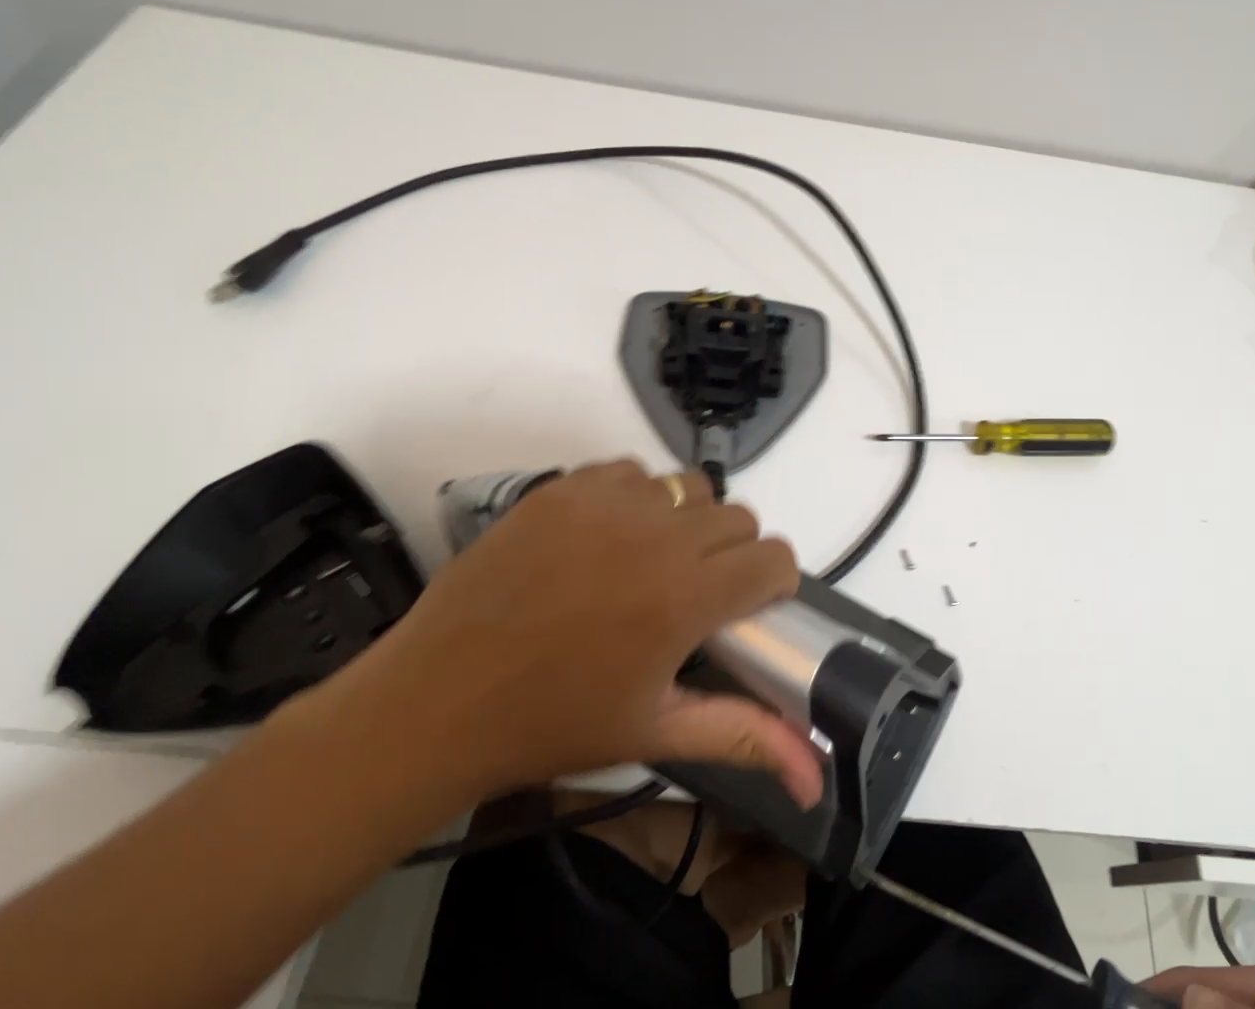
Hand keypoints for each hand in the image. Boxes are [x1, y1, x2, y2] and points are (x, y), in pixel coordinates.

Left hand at [287, 459, 824, 810]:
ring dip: (688, 521)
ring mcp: (602, 504)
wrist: (438, 701)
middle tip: (698, 598)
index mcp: (684, 597)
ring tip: (654, 565)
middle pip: (738, 518)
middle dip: (734, 556)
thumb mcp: (655, 732)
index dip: (772, 586)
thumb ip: (745, 739)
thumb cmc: (553, 724)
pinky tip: (609, 542)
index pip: (775, 559)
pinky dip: (636, 498)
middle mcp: (654, 535)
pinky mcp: (559, 491)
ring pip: (688, 487)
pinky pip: (629, 472)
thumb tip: (816, 781)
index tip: (747, 613)